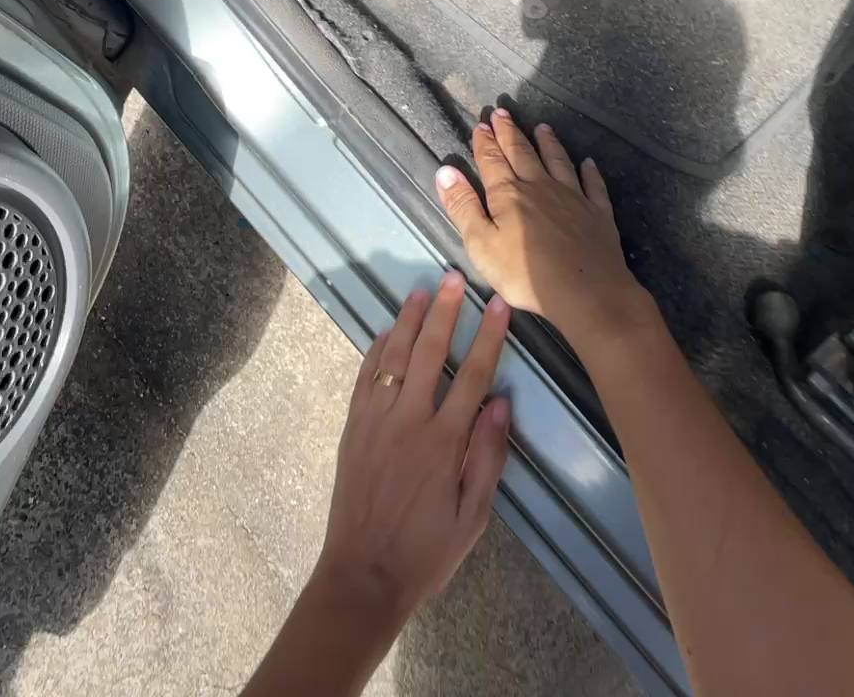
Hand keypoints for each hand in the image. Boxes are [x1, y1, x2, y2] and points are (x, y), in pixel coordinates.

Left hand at [313, 270, 512, 626]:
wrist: (362, 575)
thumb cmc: (426, 551)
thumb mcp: (473, 516)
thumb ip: (488, 456)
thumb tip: (501, 400)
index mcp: (443, 442)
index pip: (472, 375)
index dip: (487, 336)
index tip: (497, 305)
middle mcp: (408, 420)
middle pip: (429, 352)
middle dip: (445, 311)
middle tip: (454, 277)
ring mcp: (374, 420)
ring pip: (394, 357)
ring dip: (409, 320)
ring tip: (422, 290)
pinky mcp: (353, 426)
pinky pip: (365, 377)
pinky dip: (377, 349)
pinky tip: (387, 331)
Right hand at [434, 109, 651, 346]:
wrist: (587, 291)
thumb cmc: (525, 274)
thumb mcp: (481, 245)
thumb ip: (463, 207)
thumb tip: (446, 171)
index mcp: (509, 195)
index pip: (492, 162)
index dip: (485, 143)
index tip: (481, 124)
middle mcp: (541, 187)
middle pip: (523, 153)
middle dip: (510, 133)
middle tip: (502, 113)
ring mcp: (573, 197)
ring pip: (558, 161)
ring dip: (548, 143)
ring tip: (542, 127)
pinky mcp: (598, 213)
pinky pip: (593, 185)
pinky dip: (589, 172)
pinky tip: (588, 163)